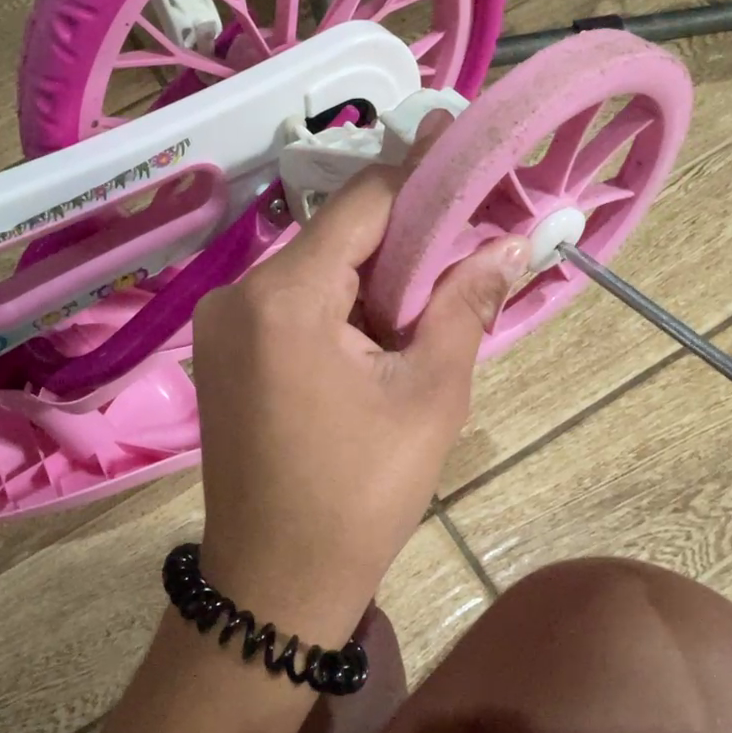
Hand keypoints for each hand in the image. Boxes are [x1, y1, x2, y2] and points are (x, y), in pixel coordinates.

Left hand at [190, 112, 527, 645]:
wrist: (274, 582)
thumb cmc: (360, 494)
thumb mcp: (430, 396)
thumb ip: (464, 304)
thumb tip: (511, 240)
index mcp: (284, 296)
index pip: (361, 202)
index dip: (418, 174)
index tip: (464, 151)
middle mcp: (238, 292)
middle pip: (335, 235)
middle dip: (401, 236)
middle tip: (466, 236)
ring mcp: (220, 322)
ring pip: (313, 268)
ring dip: (370, 274)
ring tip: (428, 296)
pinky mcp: (220, 350)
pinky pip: (288, 302)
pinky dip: (336, 303)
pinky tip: (375, 330)